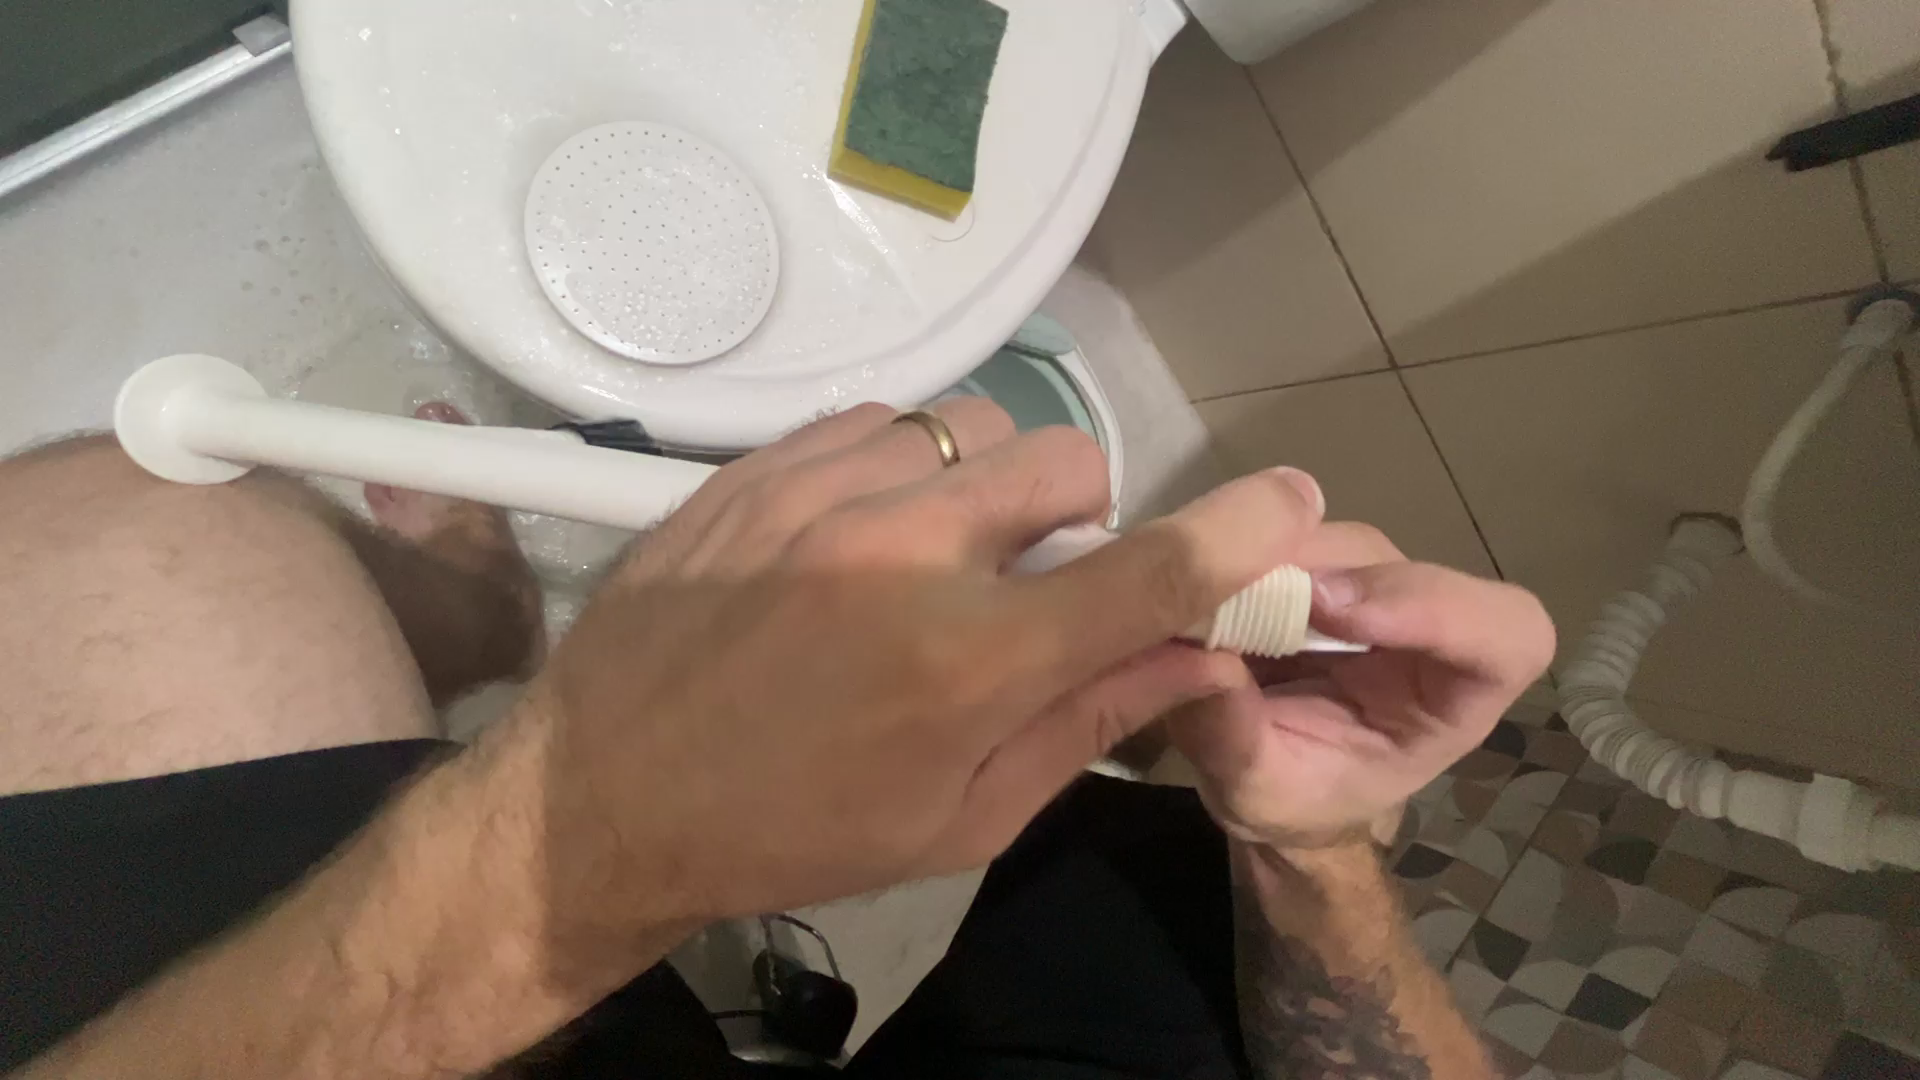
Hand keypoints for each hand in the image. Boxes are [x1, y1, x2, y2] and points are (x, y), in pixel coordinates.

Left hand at [493, 401, 1322, 942]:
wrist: (605, 794)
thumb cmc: (794, 830)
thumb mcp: (960, 818)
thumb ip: (1088, 723)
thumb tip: (1194, 656)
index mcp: (967, 661)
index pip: (1147, 572)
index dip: (1236, 535)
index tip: (1288, 503)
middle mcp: (904, 551)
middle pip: (1067, 460)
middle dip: (1079, 517)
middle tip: (1030, 574)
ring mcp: (820, 492)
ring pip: (974, 427)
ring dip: (988, 486)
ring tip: (935, 549)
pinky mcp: (757, 465)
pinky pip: (882, 421)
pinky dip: (903, 467)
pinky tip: (859, 527)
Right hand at [1167, 503, 1555, 849]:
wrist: (1267, 780)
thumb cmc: (1290, 798)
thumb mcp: (1256, 792)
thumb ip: (1234, 739)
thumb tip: (1198, 662)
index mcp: (1443, 700)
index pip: (1503, 635)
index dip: (1433, 606)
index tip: (1327, 611)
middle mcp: (1414, 631)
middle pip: (1388, 566)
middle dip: (1308, 576)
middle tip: (1220, 599)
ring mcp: (1360, 592)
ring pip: (1328, 539)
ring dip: (1261, 558)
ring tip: (1196, 597)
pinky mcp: (1308, 572)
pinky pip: (1281, 537)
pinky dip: (1234, 552)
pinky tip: (1194, 585)